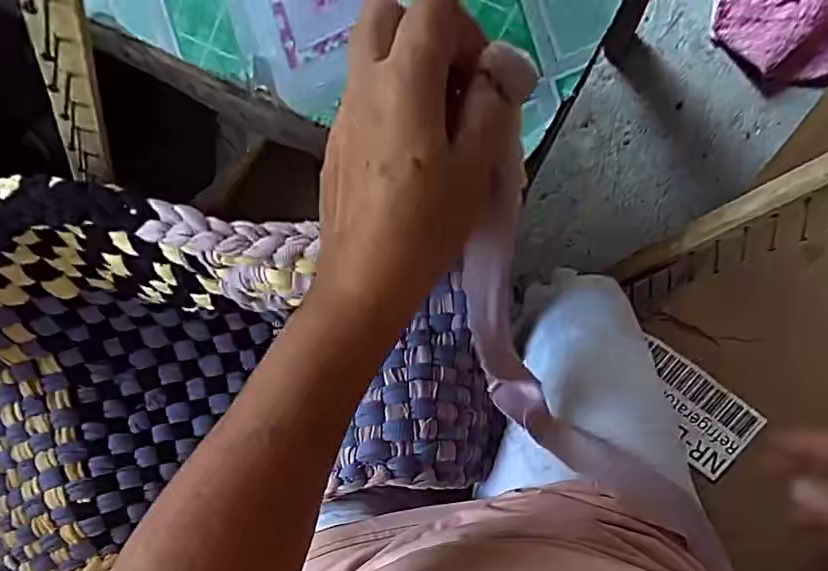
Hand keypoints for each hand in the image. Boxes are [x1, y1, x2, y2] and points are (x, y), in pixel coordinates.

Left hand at [314, 0, 530, 325]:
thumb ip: (490, 107)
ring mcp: (342, 118)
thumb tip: (493, 75)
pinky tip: (406, 164)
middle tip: (453, 87)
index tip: (482, 83)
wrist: (363, 285)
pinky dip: (388, 109)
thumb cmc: (425, 230)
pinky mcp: (334, 151)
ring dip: (406, 73)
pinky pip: (362, 105)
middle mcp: (364, 84)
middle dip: (426, 34)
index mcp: (403, 79)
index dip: (468, 33)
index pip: (435, 8)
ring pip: (371, 61)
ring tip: (434, 131)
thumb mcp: (474, 170)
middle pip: (388, 14)